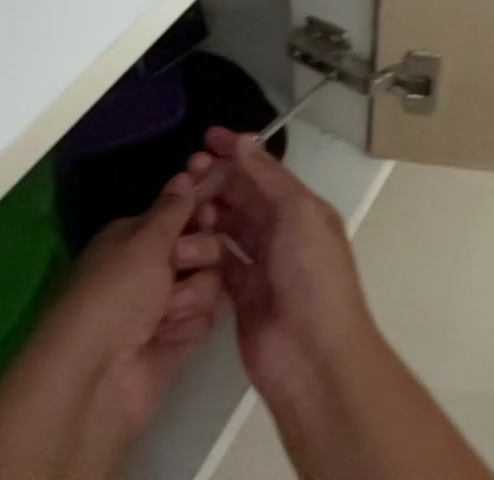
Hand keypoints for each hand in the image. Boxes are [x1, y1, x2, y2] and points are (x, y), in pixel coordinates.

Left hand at [40, 173, 224, 434]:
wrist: (98, 373)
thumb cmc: (116, 292)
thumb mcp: (144, 240)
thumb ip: (172, 208)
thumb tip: (186, 175)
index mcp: (136, 237)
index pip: (181, 213)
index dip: (200, 212)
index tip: (211, 211)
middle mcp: (152, 267)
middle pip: (204, 245)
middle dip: (199, 254)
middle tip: (178, 263)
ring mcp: (165, 304)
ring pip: (210, 282)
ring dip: (192, 294)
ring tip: (166, 312)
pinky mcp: (178, 338)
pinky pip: (207, 318)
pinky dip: (190, 325)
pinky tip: (168, 336)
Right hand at [189, 128, 379, 405]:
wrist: (313, 357)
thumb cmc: (313, 277)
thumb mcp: (299, 214)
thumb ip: (268, 177)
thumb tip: (243, 140)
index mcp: (304, 210)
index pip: (266, 171)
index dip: (238, 152)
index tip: (206, 137)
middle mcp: (284, 233)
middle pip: (246, 196)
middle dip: (218, 179)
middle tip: (185, 169)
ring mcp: (263, 264)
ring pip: (230, 226)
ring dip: (208, 211)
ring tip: (180, 201)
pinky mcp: (241, 294)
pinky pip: (218, 261)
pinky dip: (202, 248)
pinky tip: (180, 237)